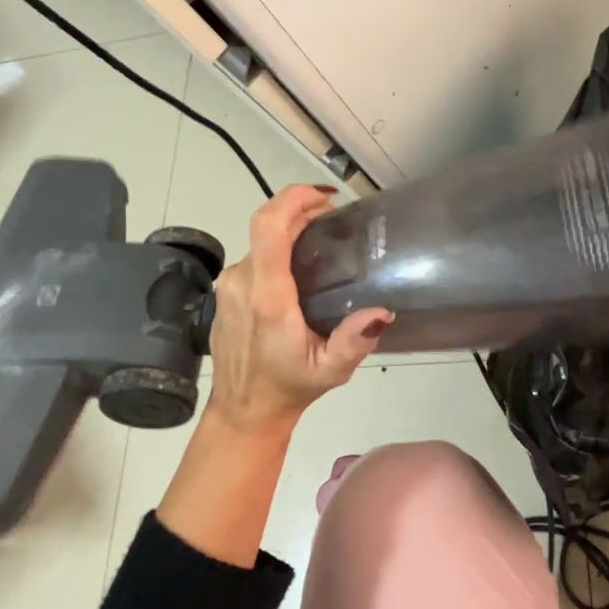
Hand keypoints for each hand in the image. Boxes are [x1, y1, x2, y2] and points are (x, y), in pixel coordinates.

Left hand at [205, 184, 392, 435]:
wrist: (243, 411)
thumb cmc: (288, 387)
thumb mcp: (330, 371)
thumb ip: (353, 342)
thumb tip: (381, 312)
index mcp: (267, 295)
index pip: (269, 226)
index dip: (293, 199)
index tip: (324, 197)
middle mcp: (243, 281)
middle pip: (268, 227)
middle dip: (302, 213)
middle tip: (337, 219)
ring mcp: (230, 285)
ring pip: (261, 242)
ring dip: (291, 233)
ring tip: (325, 242)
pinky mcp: (227, 291)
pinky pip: (253, 258)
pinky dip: (277, 251)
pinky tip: (301, 269)